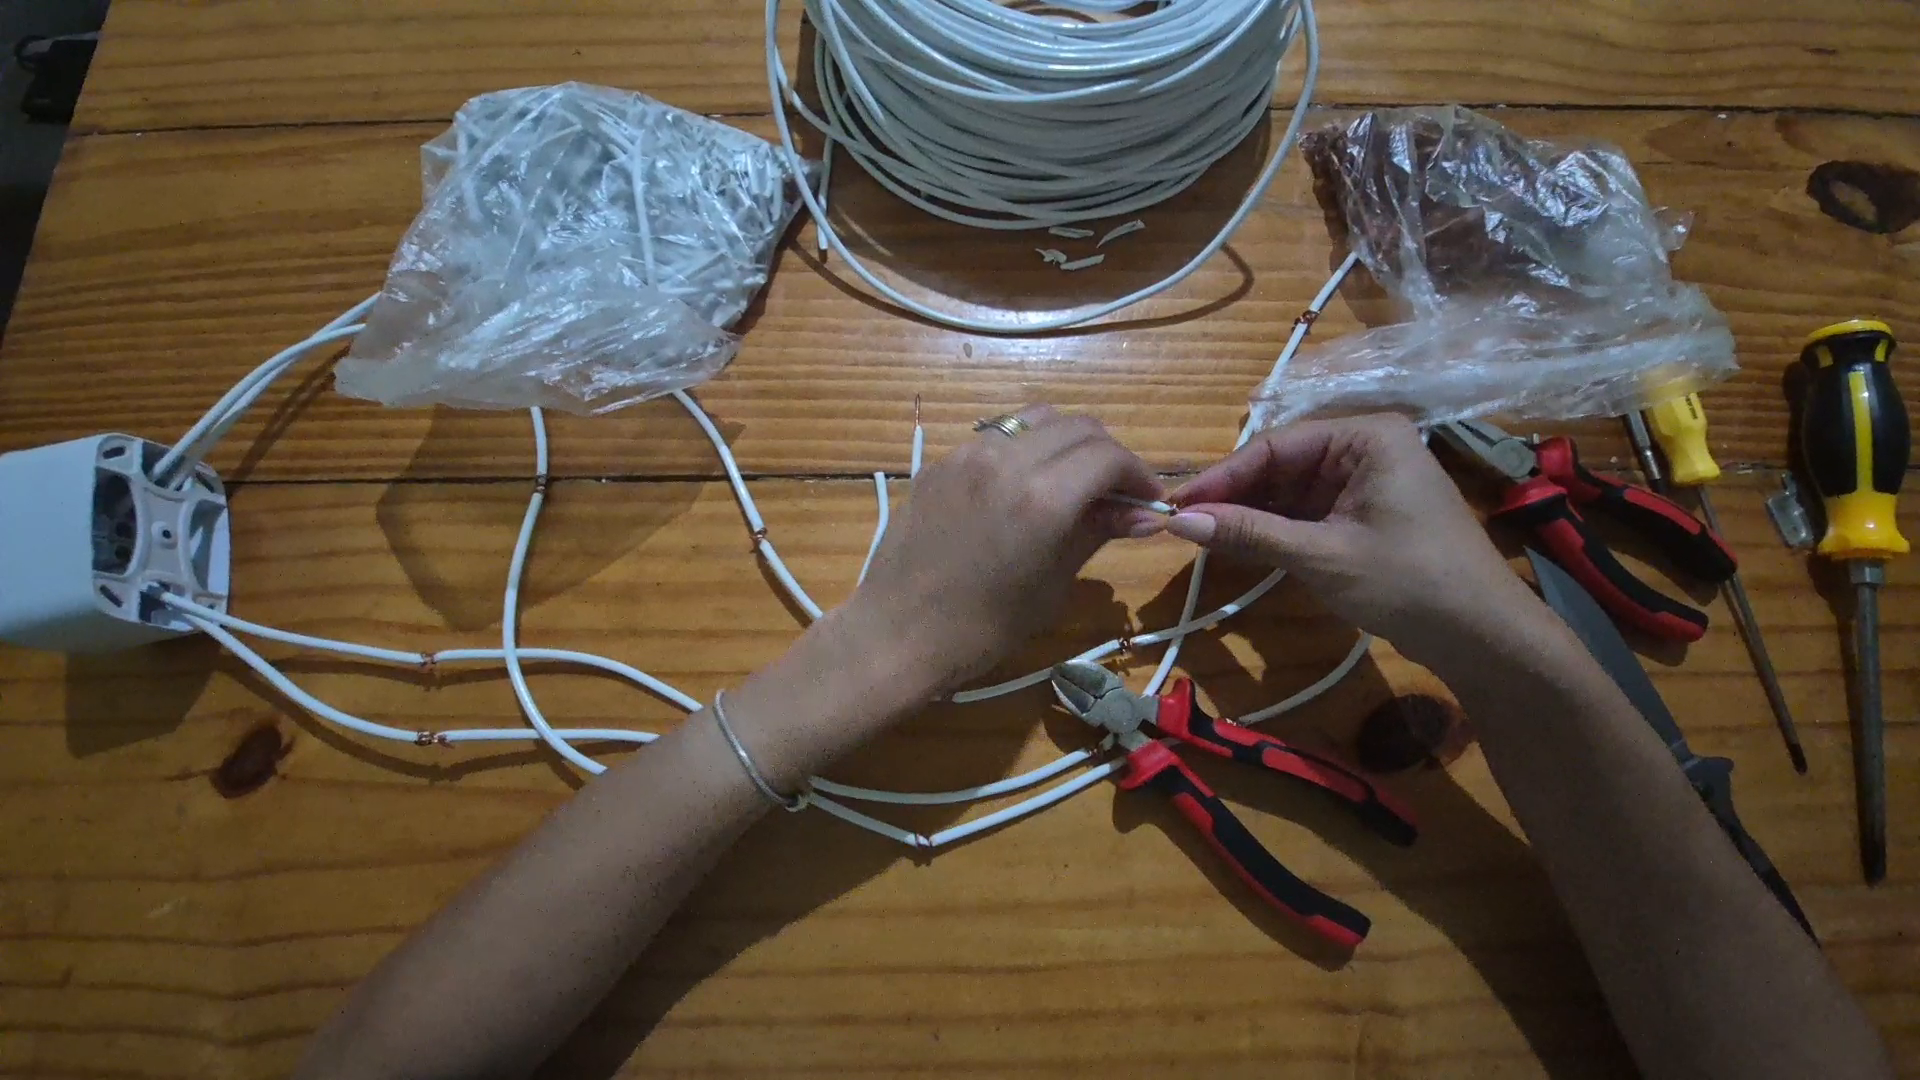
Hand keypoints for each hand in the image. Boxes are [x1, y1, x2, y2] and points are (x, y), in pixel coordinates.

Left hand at [844, 406, 1164, 695]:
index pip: (1108, 456)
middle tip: (1114, 493)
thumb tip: (1146, 513)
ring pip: (1034, 420)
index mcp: (1041, 496)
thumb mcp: (1051, 586)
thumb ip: (1096, 533)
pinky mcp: (938, 463)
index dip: (1139, 474)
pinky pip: (995, 437)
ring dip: (1065, 443)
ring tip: (1071, 483)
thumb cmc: (981, 630)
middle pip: (1078, 426)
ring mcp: (965, 455)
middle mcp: (1005, 459)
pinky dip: (1023, 449)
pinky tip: (1021, 486)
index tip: (1147, 500)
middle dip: (1107, 454)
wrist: (896, 635)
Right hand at [1165, 414, 1533, 661]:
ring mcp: (1365, 481)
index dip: (1221, 477)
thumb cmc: (1407, 582)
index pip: (1274, 447)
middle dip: (1233, 496)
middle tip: (1184, 524)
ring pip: (1288, 490)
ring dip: (1249, 514)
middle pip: (1280, 466)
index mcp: (1365, 436)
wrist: (1482, 636)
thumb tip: (1177, 522)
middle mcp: (1364, 448)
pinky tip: (1238, 543)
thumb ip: (1248, 532)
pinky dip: (1273, 529)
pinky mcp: (1362, 513)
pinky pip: (1305, 511)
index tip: (1176, 504)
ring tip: (1202, 536)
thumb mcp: (1320, 555)